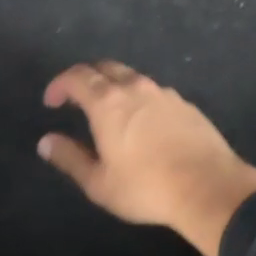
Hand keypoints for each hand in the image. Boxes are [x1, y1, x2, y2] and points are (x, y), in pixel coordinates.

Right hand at [38, 61, 255, 255]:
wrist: (209, 188)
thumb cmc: (147, 187)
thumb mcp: (100, 183)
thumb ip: (70, 158)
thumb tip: (46, 142)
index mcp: (107, 102)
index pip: (76, 77)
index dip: (59, 85)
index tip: (51, 102)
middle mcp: (134, 87)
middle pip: (103, 68)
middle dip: (85, 78)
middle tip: (76, 99)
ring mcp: (162, 92)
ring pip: (130, 77)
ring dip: (113, 86)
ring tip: (109, 110)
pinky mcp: (184, 103)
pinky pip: (153, 91)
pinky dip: (138, 98)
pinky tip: (143, 122)